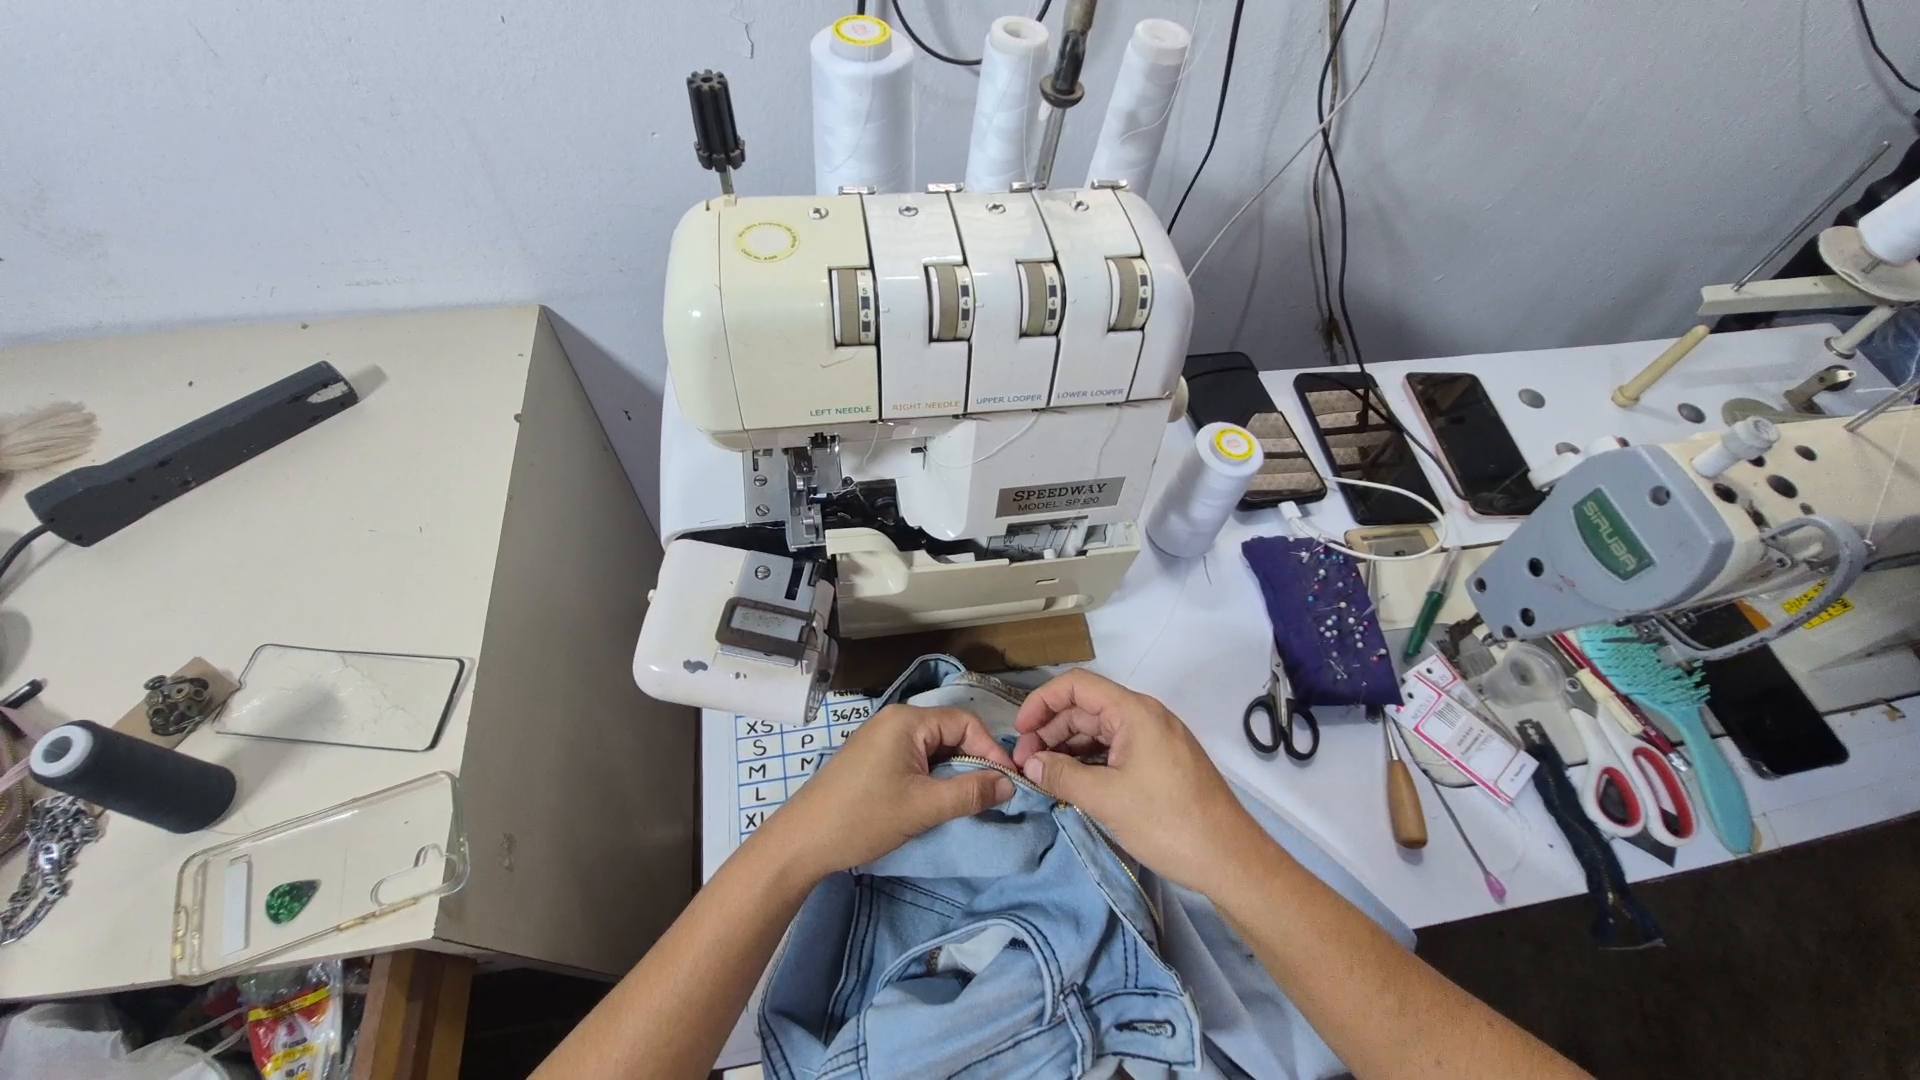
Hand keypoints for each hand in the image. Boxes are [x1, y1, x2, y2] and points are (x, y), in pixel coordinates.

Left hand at [756, 704, 1016, 881]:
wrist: (802, 842)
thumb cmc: (864, 817)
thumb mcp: (924, 806)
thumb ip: (971, 792)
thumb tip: (1010, 784)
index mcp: (907, 721)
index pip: (965, 722)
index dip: (991, 750)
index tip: (1009, 782)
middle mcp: (894, 721)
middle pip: (950, 733)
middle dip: (974, 761)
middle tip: (992, 794)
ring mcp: (881, 739)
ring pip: (934, 749)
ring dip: (954, 772)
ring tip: (968, 801)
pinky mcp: (873, 759)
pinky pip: (915, 759)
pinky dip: (933, 777)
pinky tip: (938, 800)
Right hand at [1012, 669, 1270, 895]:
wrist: (1231, 860)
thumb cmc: (1168, 822)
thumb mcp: (1106, 799)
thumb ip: (1062, 775)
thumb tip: (1031, 764)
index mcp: (1135, 712)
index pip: (1077, 685)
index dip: (1042, 702)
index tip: (1019, 731)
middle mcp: (1145, 716)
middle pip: (1086, 707)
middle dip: (1050, 729)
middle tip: (1025, 763)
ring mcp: (1155, 739)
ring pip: (1099, 730)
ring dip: (1067, 747)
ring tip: (1043, 774)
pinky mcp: (1161, 762)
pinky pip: (1115, 748)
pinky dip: (1089, 759)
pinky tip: (1071, 781)